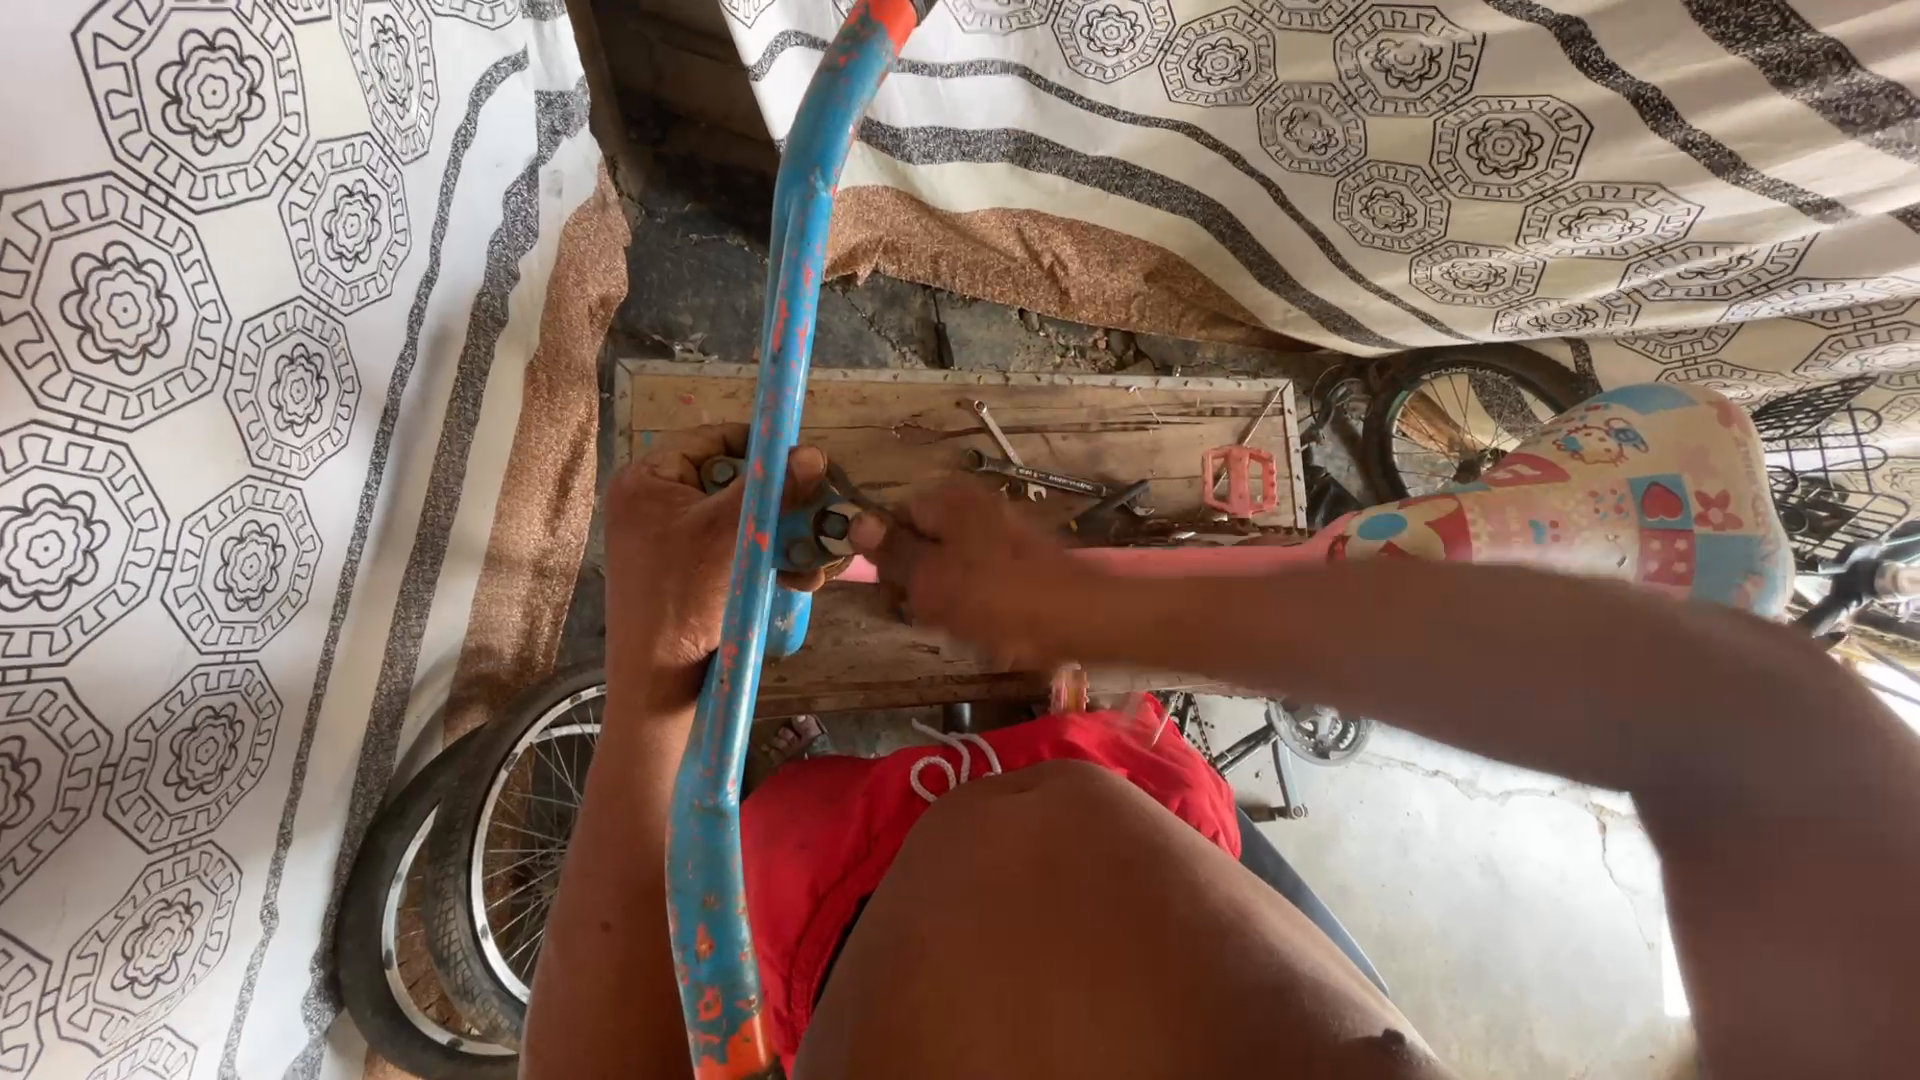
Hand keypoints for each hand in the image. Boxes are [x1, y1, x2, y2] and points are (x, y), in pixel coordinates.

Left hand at [604, 423, 827, 710]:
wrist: (659, 681)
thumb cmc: (685, 598)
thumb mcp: (734, 535)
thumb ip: (773, 490)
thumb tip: (813, 452)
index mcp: (648, 480)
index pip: (714, 438)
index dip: (764, 447)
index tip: (806, 464)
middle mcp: (657, 503)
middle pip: (735, 481)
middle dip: (781, 503)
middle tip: (819, 512)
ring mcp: (672, 540)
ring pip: (743, 519)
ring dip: (784, 536)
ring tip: (815, 558)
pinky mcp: (689, 571)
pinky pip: (736, 549)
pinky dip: (767, 559)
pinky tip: (797, 578)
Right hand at [847, 481, 1105, 668]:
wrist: (1077, 620)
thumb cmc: (995, 598)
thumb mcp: (929, 578)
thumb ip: (891, 551)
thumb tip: (855, 521)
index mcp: (947, 498)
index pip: (893, 518)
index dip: (886, 558)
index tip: (893, 594)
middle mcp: (973, 504)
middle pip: (922, 541)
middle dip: (917, 581)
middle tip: (927, 614)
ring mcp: (1000, 530)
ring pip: (949, 565)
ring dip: (945, 598)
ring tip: (961, 624)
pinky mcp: (1020, 558)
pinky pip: (980, 578)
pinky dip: (975, 602)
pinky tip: (986, 626)